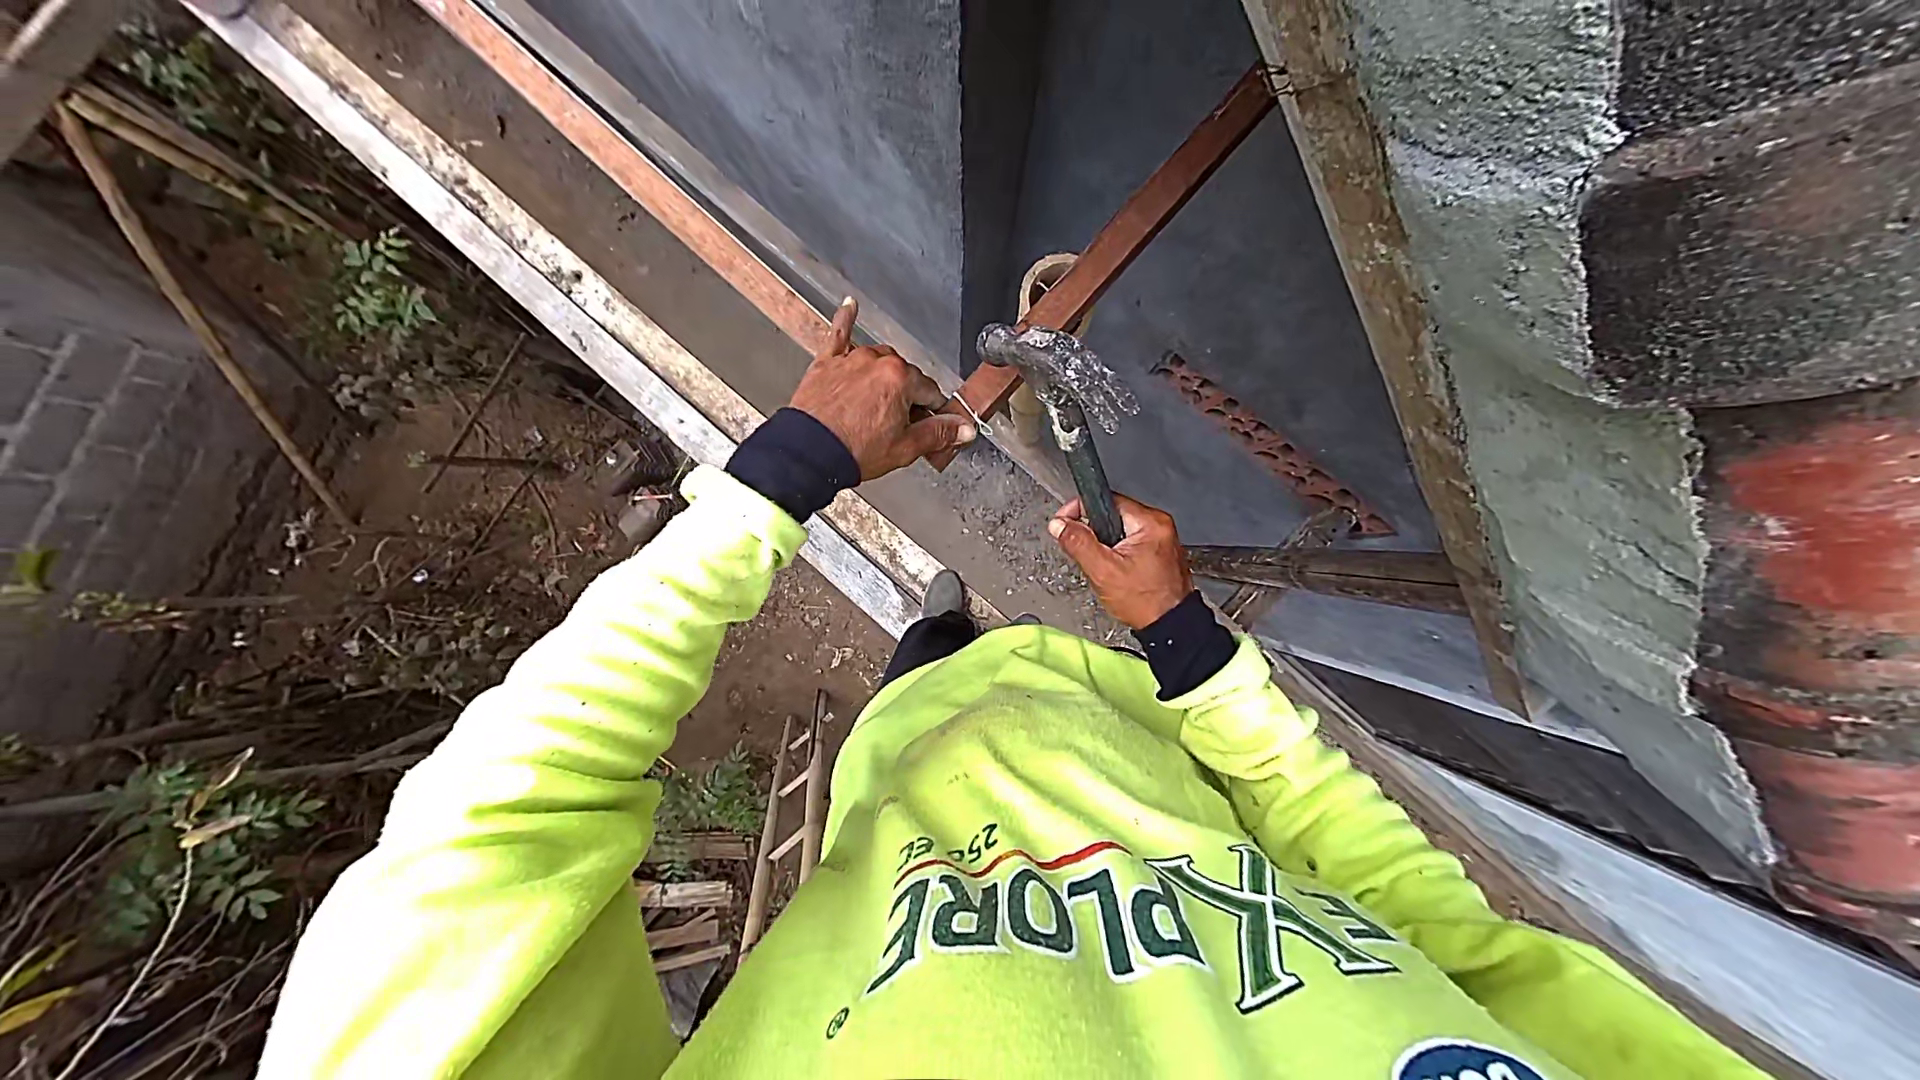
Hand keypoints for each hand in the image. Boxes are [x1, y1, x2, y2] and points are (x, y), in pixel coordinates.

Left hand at [788, 298, 976, 479]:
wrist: (809, 453)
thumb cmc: (852, 450)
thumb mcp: (905, 447)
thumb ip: (938, 433)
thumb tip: (965, 428)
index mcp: (901, 379)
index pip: (931, 392)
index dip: (932, 413)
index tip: (930, 425)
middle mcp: (877, 361)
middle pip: (905, 376)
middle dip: (907, 398)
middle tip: (899, 426)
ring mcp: (851, 359)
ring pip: (879, 361)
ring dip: (884, 378)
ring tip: (879, 406)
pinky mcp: (827, 363)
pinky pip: (839, 335)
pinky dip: (845, 321)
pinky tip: (850, 306)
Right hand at [1049, 494, 1192, 629]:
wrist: (1170, 626)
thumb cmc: (1146, 602)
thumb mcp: (1103, 571)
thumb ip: (1078, 543)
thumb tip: (1059, 525)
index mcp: (1149, 522)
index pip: (1105, 501)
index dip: (1080, 511)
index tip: (1065, 524)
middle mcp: (1159, 525)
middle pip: (1111, 516)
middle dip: (1093, 534)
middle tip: (1090, 556)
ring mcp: (1161, 538)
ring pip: (1118, 531)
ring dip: (1105, 546)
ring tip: (1106, 568)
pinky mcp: (1159, 551)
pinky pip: (1129, 543)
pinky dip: (1118, 554)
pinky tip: (1118, 572)